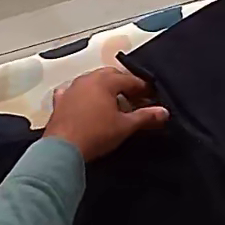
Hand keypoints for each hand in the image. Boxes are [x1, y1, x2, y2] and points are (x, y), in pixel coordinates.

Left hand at [43, 67, 169, 160]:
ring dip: (104, 88)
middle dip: (123, 84)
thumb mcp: (125, 126)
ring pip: (92, 81)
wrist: (63, 149)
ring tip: (114, 102)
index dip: (143, 88)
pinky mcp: (60, 101)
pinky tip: (85, 103)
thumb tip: (164, 112)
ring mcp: (71, 89)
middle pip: (110, 75)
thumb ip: (145, 117)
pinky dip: (83, 95)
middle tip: (135, 98)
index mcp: (105, 81)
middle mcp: (87, 79)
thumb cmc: (96, 134)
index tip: (151, 96)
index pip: (129, 79)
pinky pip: (74, 92)